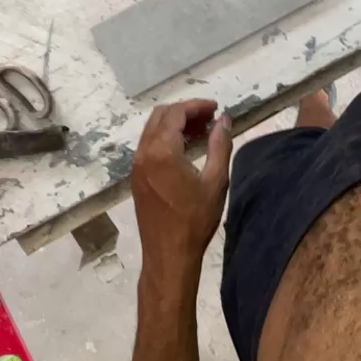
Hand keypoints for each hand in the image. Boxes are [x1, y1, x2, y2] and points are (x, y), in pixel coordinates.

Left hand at [129, 100, 232, 294]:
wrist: (169, 255)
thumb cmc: (195, 219)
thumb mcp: (216, 181)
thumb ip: (220, 145)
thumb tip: (225, 120)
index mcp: (161, 151)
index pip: (176, 113)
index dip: (197, 106)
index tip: (217, 109)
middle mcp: (143, 154)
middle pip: (160, 116)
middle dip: (185, 112)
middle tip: (210, 119)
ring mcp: (136, 166)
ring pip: (152, 130)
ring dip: (175, 124)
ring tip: (201, 133)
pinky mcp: (136, 178)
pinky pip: (148, 145)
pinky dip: (166, 138)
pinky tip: (185, 149)